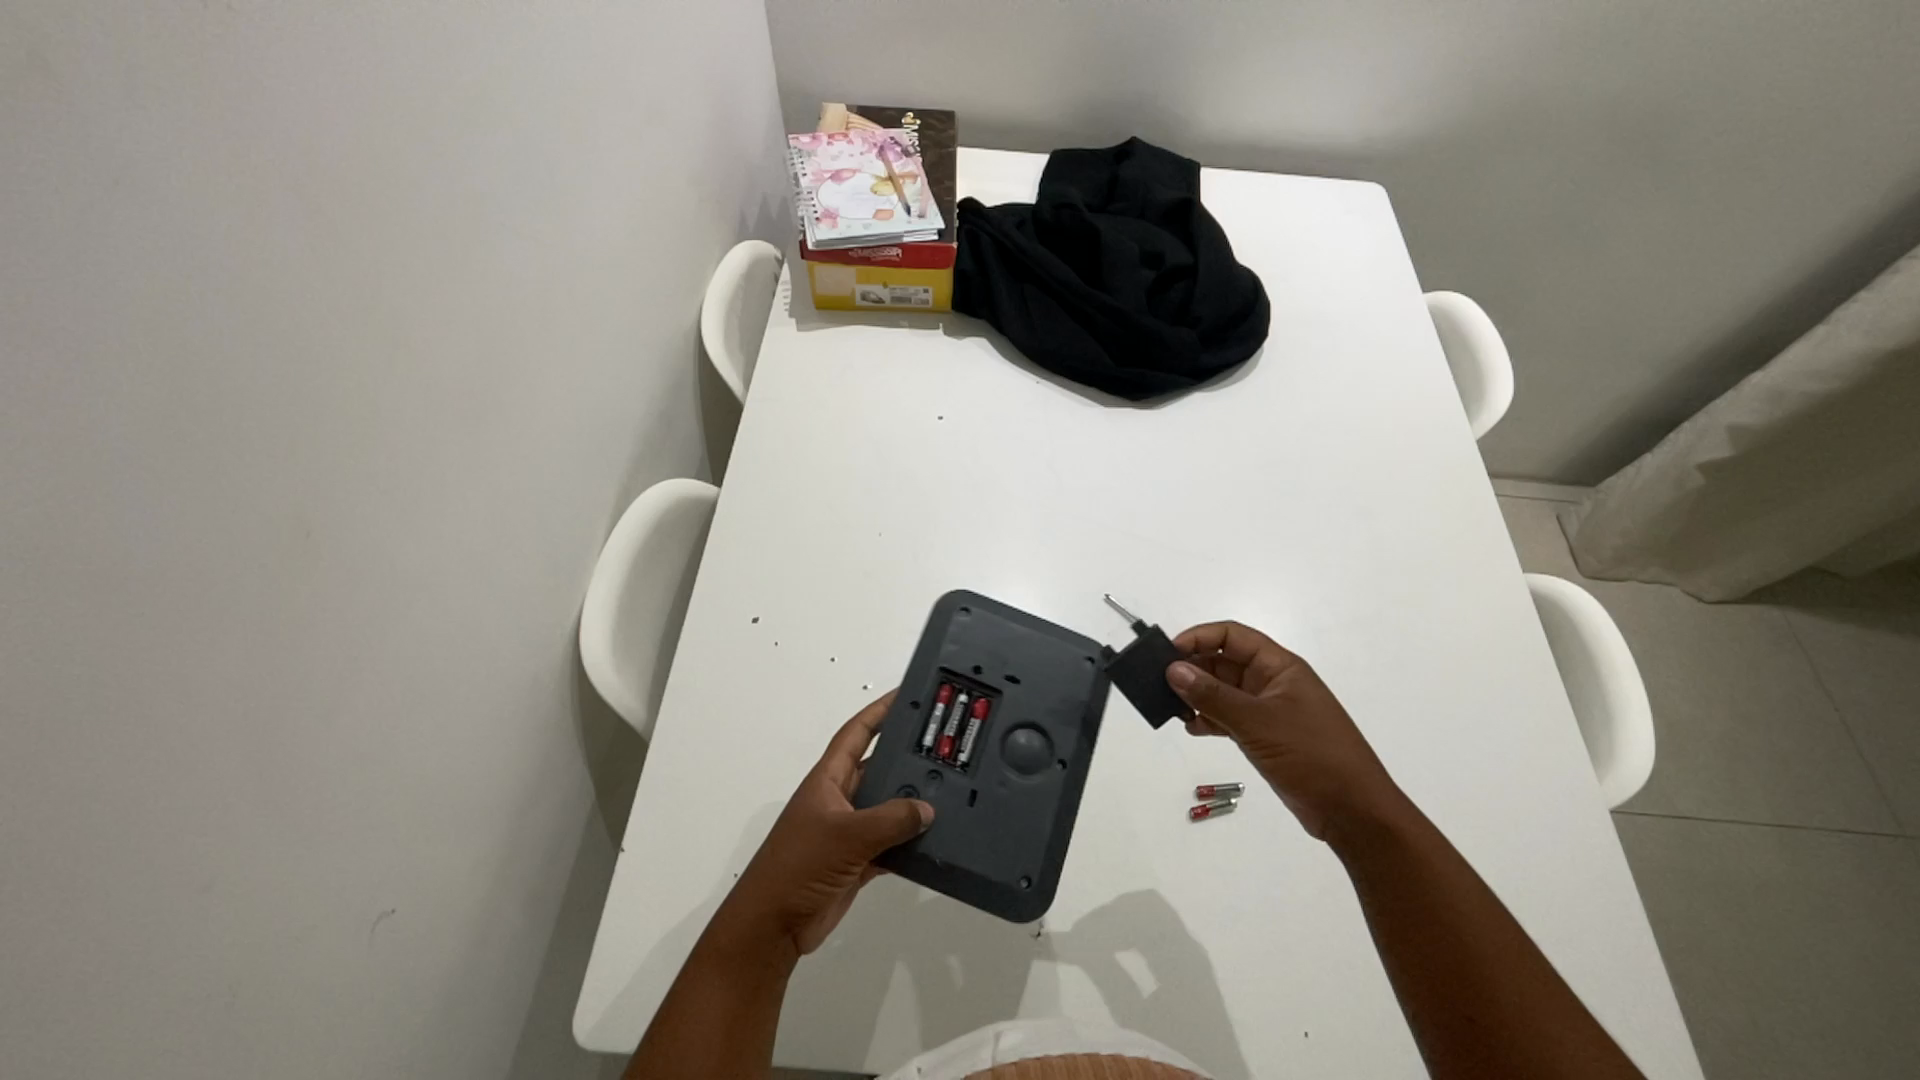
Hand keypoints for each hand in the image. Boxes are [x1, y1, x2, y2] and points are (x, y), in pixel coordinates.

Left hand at [718, 692, 934, 956]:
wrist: (773, 925)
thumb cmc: (799, 866)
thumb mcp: (846, 835)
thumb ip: (890, 820)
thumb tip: (927, 809)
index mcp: (828, 780)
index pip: (857, 734)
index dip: (879, 712)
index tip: (907, 696)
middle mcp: (840, 800)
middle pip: (878, 770)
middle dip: (907, 759)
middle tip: (946, 747)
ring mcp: (848, 832)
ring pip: (888, 809)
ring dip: (913, 805)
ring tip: (953, 791)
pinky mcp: (857, 862)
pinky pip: (891, 844)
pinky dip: (910, 843)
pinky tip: (937, 840)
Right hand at [1167, 622, 1408, 841]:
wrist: (1352, 810)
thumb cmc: (1311, 754)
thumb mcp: (1258, 722)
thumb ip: (1213, 696)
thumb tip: (1174, 670)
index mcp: (1279, 667)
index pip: (1232, 637)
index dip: (1199, 638)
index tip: (1168, 653)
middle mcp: (1272, 683)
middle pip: (1224, 662)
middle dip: (1192, 669)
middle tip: (1159, 683)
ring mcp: (1268, 711)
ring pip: (1223, 692)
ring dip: (1197, 696)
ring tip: (1171, 709)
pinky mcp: (1264, 737)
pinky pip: (1228, 718)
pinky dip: (1208, 720)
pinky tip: (1192, 728)